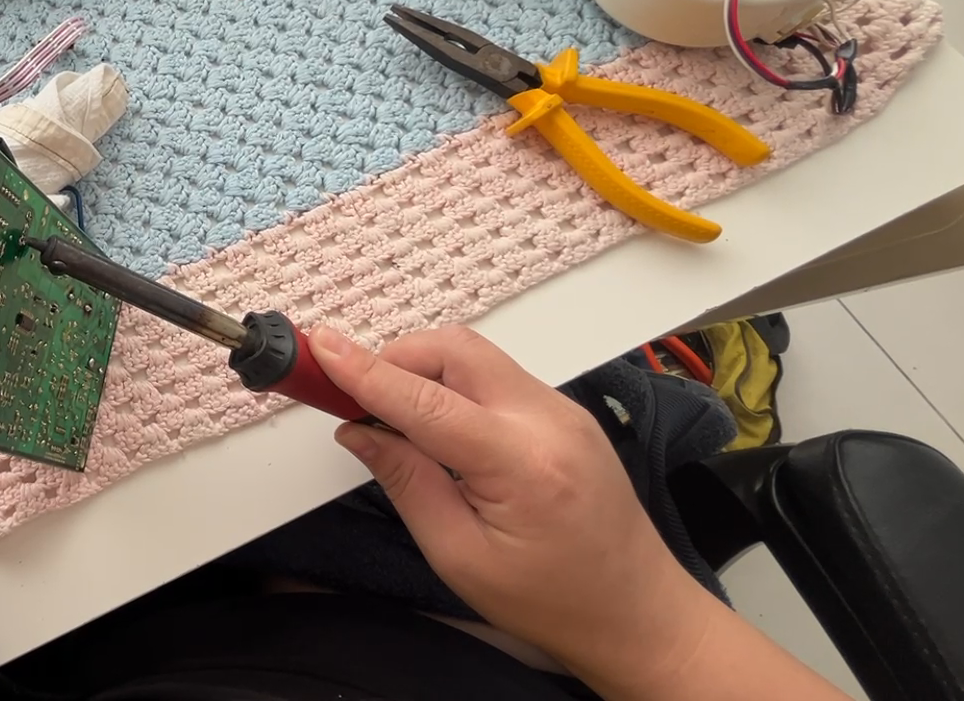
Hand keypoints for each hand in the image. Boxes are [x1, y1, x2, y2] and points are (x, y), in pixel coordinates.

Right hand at [308, 326, 716, 688]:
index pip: (425, 400)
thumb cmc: (552, 603)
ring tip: (394, 412)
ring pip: (469, 351)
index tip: (319, 345)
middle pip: (452, 349)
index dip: (364, 370)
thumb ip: (403, 480)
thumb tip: (356, 428)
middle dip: (393, 357)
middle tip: (359, 397)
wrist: (645, 618)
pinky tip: (434, 420)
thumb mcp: (458, 555)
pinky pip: (487, 369)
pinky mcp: (558, 408)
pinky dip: (445, 378)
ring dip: (418, 366)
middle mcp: (547, 420)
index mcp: (524, 466)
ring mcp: (559, 408)